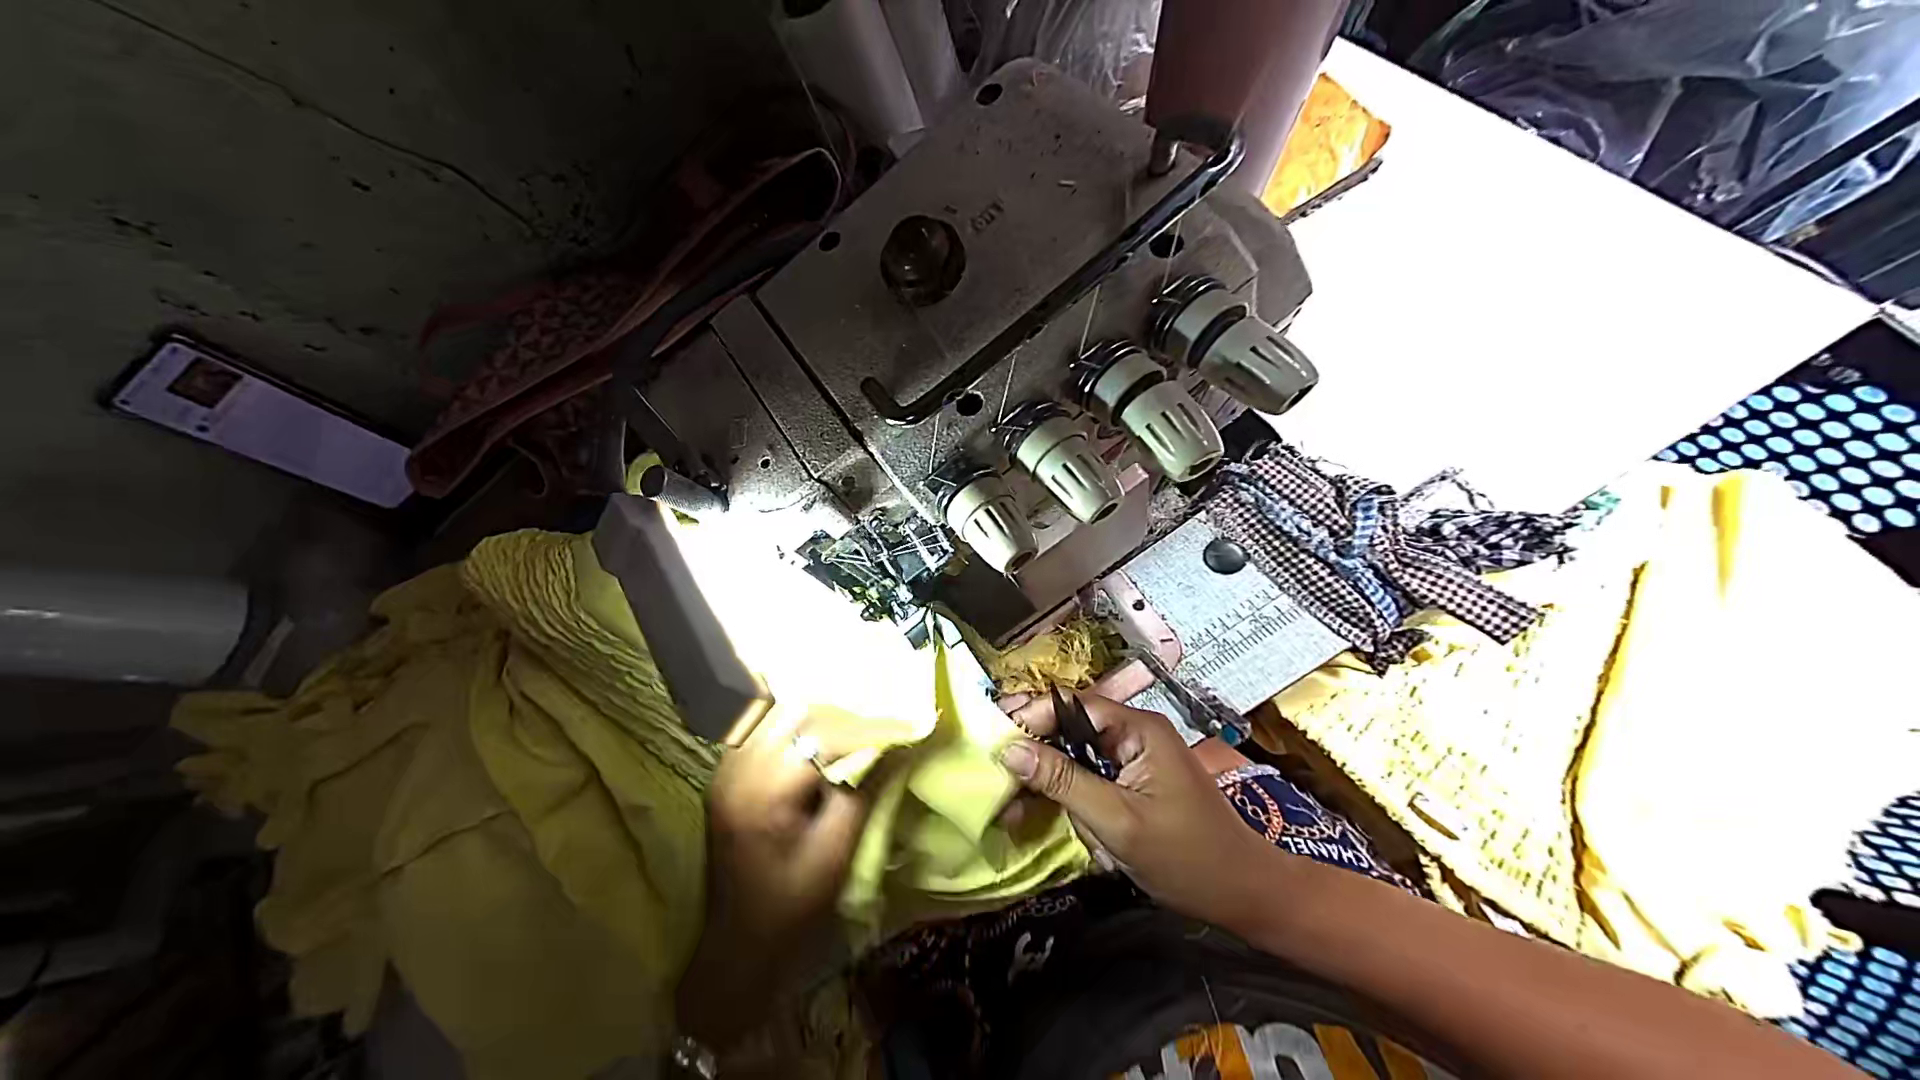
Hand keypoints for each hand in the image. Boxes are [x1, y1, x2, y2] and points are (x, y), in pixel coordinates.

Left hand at [676, 711, 872, 1048]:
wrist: (739, 945)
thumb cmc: (792, 906)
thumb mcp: (837, 850)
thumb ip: (864, 789)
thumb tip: (900, 745)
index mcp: (763, 791)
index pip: (823, 735)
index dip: (869, 728)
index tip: (907, 726)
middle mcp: (737, 769)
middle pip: (797, 713)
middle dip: (844, 716)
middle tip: (880, 729)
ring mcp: (725, 769)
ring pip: (777, 712)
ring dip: (818, 716)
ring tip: (852, 732)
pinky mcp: (725, 774)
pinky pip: (759, 727)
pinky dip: (791, 723)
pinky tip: (816, 735)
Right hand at [999, 693, 1276, 932]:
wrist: (1245, 894)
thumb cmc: (1187, 857)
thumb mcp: (1117, 820)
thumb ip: (1063, 781)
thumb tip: (1009, 749)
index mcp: (1138, 728)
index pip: (1072, 706)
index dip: (1032, 719)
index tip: (996, 744)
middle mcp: (1135, 734)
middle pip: (1071, 732)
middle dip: (1042, 763)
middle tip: (1009, 794)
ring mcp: (1136, 759)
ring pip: (1077, 760)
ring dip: (1060, 791)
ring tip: (1043, 820)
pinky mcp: (1135, 783)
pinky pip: (1093, 781)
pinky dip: (1077, 803)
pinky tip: (1076, 830)